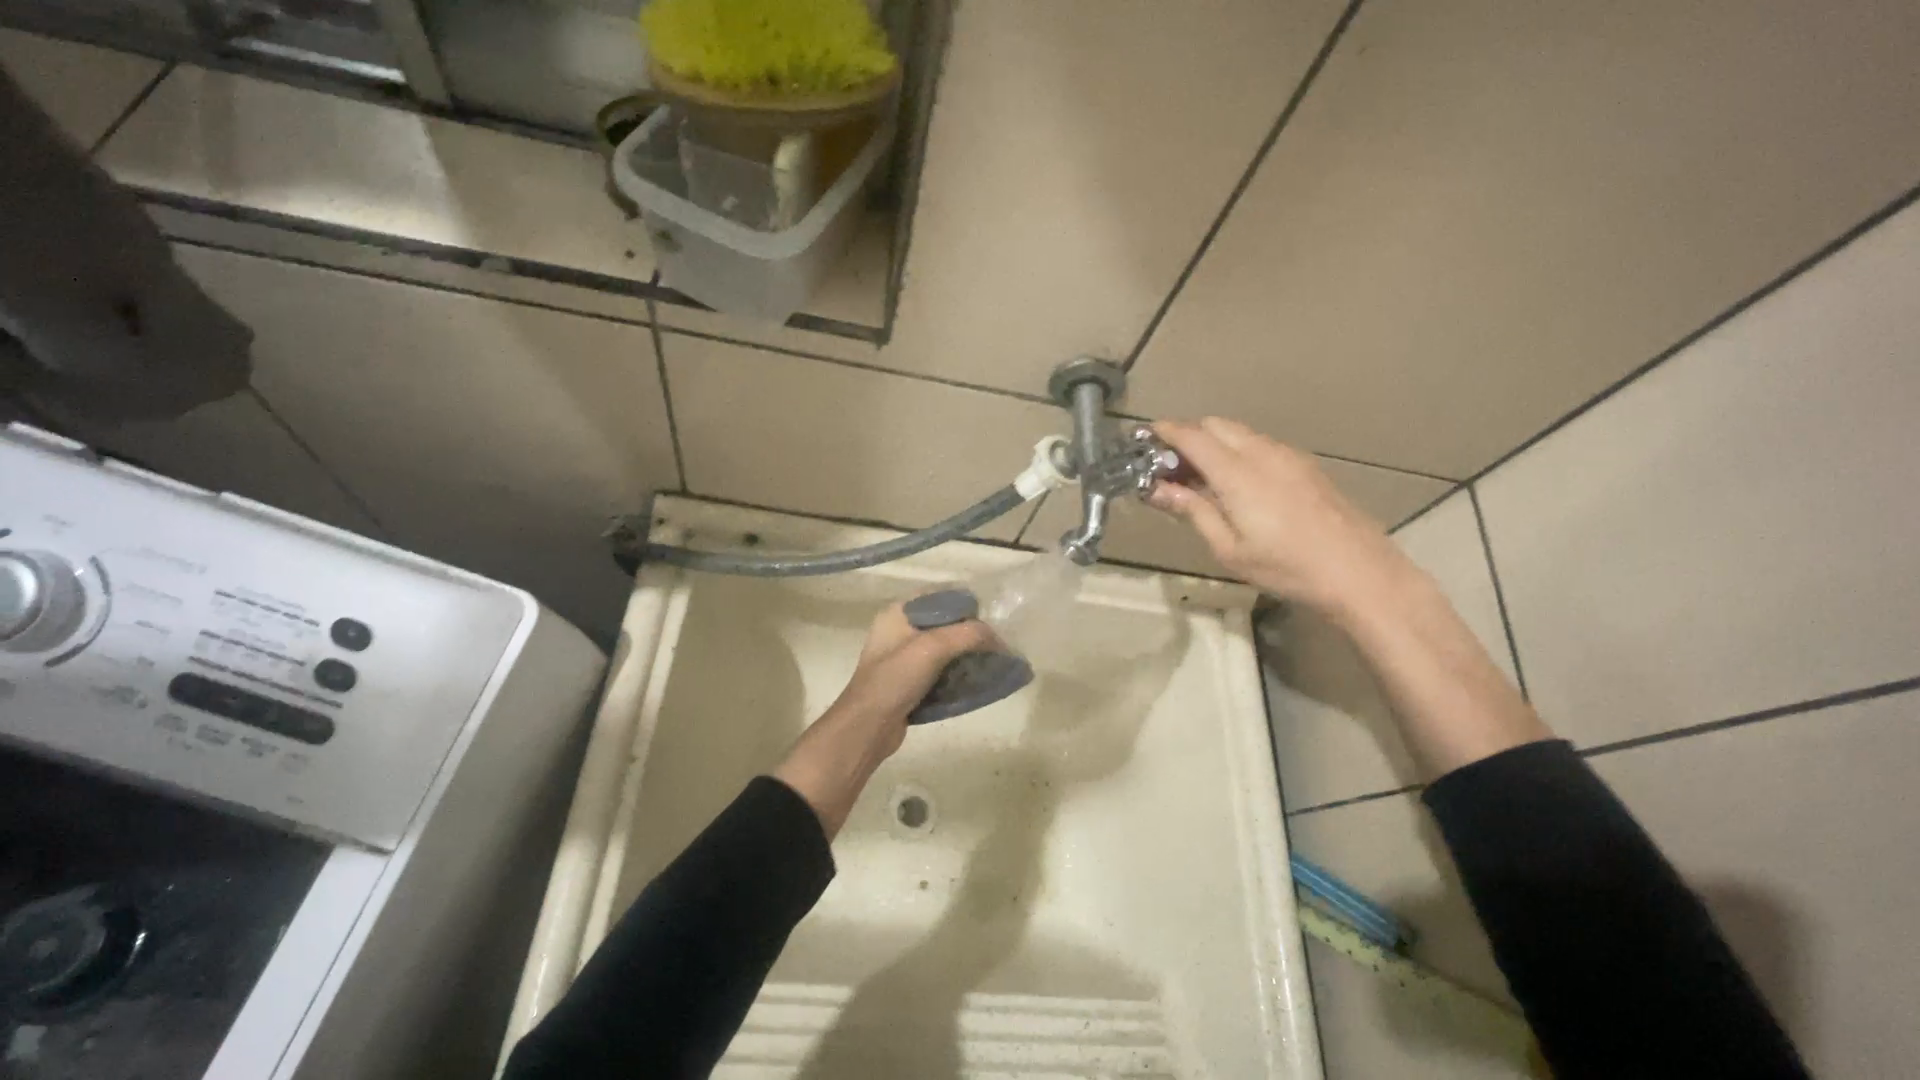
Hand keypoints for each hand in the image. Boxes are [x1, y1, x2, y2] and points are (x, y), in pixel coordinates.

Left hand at [772, 602, 990, 836]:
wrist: (867, 726)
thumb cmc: (895, 678)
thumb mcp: (933, 647)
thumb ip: (968, 634)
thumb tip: (998, 639)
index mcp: (899, 612)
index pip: (941, 597)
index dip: (968, 607)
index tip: (993, 623)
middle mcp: (900, 631)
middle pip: (946, 624)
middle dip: (972, 634)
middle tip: (997, 647)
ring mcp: (903, 658)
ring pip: (945, 649)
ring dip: (967, 656)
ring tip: (993, 664)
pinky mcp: (910, 682)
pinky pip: (941, 671)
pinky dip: (958, 674)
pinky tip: (976, 681)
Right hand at [1147, 417, 1411, 618]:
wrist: (1359, 572)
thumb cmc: (1287, 568)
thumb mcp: (1229, 549)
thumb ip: (1193, 512)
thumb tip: (1157, 489)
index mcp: (1238, 474)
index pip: (1192, 437)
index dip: (1165, 432)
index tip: (1144, 439)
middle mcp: (1263, 453)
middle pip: (1216, 425)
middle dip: (1189, 436)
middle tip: (1171, 468)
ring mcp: (1289, 456)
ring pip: (1241, 433)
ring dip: (1215, 443)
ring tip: (1202, 479)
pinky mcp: (1306, 465)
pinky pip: (1262, 445)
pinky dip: (1239, 451)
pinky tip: (1239, 485)